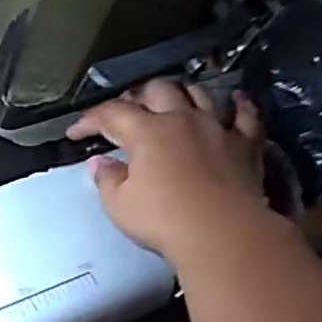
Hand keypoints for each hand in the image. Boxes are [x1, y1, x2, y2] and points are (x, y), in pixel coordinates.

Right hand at [68, 79, 269, 257]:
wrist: (218, 230)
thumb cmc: (162, 218)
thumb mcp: (119, 205)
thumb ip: (107, 180)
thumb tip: (99, 164)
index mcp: (147, 132)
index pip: (112, 114)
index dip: (90, 120)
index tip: (76, 132)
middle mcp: (183, 119)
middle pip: (158, 91)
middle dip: (137, 96)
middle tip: (126, 108)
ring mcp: (217, 127)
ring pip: (199, 94)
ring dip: (181, 92)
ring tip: (171, 99)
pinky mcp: (245, 143)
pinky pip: (244, 115)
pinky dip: (238, 105)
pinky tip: (235, 101)